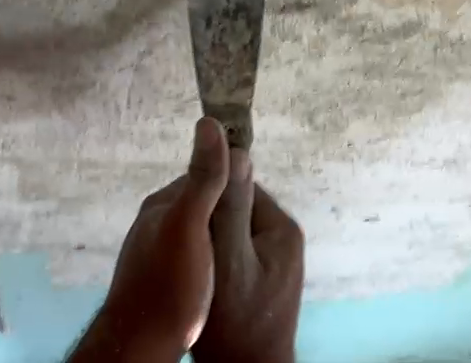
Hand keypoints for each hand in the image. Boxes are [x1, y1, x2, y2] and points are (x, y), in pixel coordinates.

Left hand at [77, 117, 230, 361]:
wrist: (139, 348)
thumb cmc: (169, 285)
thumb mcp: (191, 226)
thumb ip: (204, 178)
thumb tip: (211, 121)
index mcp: (161, 205)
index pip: (204, 178)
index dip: (231, 185)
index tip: (254, 204)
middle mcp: (154, 222)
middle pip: (201, 205)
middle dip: (226, 214)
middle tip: (249, 237)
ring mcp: (154, 252)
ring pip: (197, 234)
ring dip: (218, 240)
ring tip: (237, 259)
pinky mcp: (159, 280)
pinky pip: (192, 258)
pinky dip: (209, 262)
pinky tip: (218, 278)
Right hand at [194, 148, 304, 362]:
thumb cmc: (238, 324)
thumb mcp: (229, 259)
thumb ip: (232, 206)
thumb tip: (234, 146)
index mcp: (281, 226)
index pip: (237, 185)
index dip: (208, 198)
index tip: (189, 222)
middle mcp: (282, 236)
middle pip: (232, 206)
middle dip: (208, 222)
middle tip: (190, 249)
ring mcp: (272, 259)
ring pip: (228, 230)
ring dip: (208, 242)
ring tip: (193, 264)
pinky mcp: (260, 278)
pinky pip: (230, 252)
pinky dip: (213, 260)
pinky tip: (200, 277)